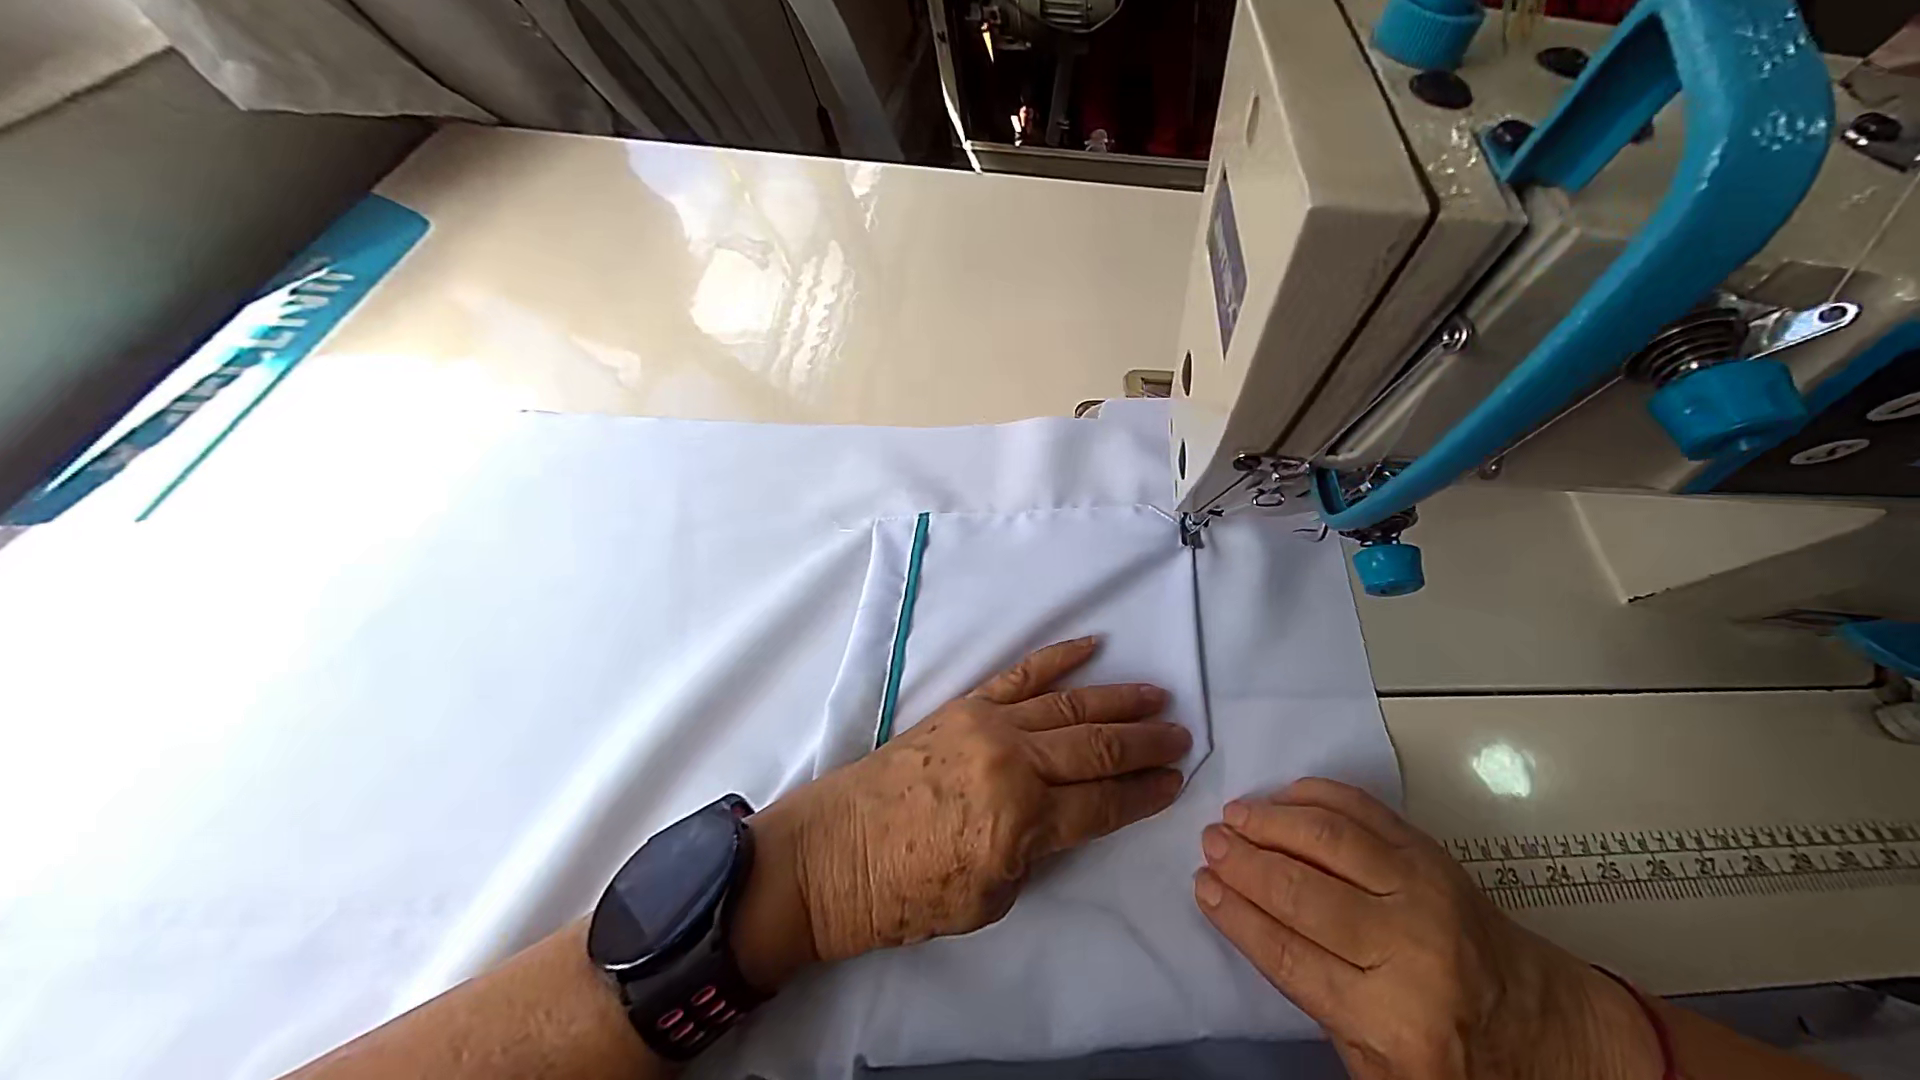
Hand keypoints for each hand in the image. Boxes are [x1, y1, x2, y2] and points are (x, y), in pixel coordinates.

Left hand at [738, 636, 1188, 982]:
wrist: (832, 852)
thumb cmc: (905, 894)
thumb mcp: (989, 899)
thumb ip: (1035, 850)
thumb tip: (1059, 814)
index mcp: (1021, 822)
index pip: (1104, 803)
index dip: (1145, 794)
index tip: (1176, 780)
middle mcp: (1011, 763)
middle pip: (1096, 747)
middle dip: (1145, 743)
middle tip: (1182, 735)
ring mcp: (986, 725)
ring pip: (1068, 706)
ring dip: (1117, 700)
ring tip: (1155, 696)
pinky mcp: (963, 706)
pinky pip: (1019, 675)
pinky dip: (1058, 658)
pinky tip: (1090, 646)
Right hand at [1193, 779, 1665, 1079]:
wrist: (1547, 1026)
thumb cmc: (1453, 1054)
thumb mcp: (1378, 1063)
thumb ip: (1314, 997)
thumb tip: (1244, 916)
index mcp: (1394, 1020)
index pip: (1288, 954)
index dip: (1237, 914)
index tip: (1204, 885)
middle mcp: (1411, 951)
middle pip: (1301, 891)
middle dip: (1244, 861)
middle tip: (1211, 842)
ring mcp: (1426, 893)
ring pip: (1330, 840)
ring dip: (1271, 821)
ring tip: (1235, 815)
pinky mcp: (1436, 857)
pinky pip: (1366, 810)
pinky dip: (1318, 794)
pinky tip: (1284, 795)